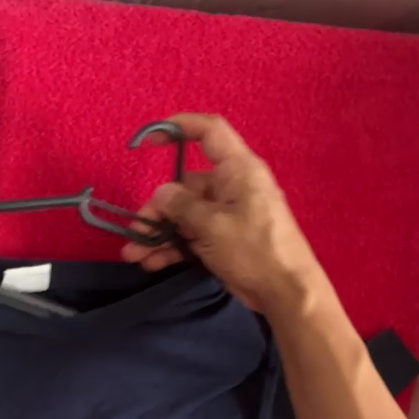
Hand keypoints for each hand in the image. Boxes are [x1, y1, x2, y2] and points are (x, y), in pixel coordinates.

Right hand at [121, 114, 335, 322]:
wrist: (284, 290)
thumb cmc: (254, 250)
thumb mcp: (213, 226)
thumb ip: (182, 206)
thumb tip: (161, 193)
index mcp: (237, 170)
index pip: (209, 133)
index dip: (180, 127)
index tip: (149, 139)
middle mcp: (231, 187)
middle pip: (186, 187)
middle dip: (156, 209)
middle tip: (135, 233)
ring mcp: (226, 215)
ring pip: (184, 216)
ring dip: (158, 234)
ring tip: (133, 256)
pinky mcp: (223, 240)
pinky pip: (191, 237)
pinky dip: (171, 248)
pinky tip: (151, 263)